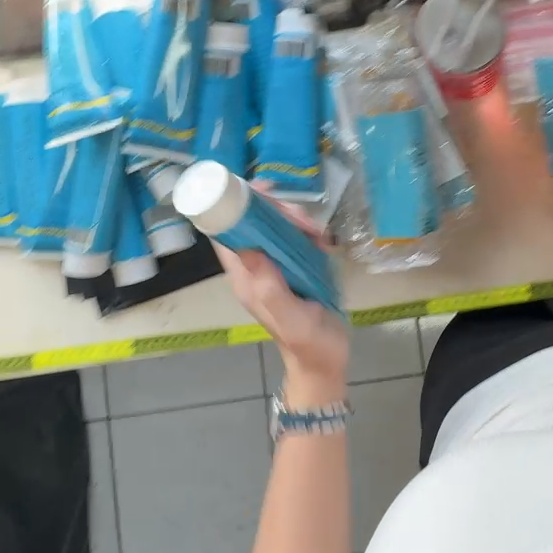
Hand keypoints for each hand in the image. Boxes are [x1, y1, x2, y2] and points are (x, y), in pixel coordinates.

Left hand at [215, 191, 349, 392]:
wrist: (326, 361)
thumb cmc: (307, 342)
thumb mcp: (290, 317)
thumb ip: (270, 287)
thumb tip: (249, 248)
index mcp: (246, 278)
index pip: (227, 234)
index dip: (236, 207)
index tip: (261, 191)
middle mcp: (256, 268)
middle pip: (255, 224)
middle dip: (277, 212)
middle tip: (303, 220)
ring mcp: (276, 267)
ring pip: (277, 228)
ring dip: (296, 222)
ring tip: (318, 235)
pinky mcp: (295, 268)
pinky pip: (296, 239)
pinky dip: (309, 234)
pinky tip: (324, 243)